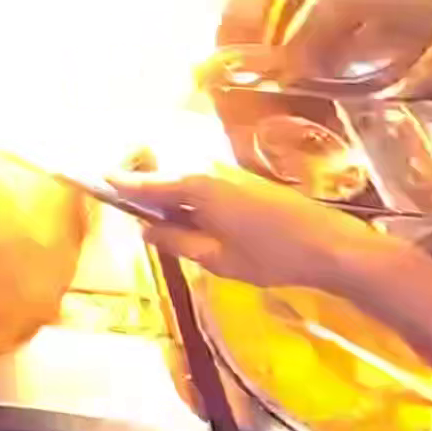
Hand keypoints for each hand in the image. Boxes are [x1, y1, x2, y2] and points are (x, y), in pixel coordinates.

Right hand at [106, 170, 420, 294]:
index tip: (99, 179)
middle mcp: (204, 170)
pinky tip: (191, 217)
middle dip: (140, 182)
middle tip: (130, 207)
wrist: (332, 246)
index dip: (121, 183)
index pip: (145, 183)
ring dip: (164, 190)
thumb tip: (145, 231)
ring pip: (180, 176)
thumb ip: (177, 242)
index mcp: (194, 188)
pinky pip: (198, 180)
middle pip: (160, 171)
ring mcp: (223, 171)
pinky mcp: (238, 178)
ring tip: (159, 218)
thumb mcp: (217, 259)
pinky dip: (184, 193)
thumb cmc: (272, 257)